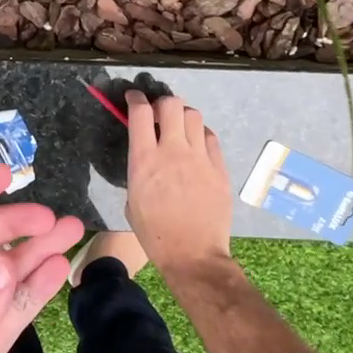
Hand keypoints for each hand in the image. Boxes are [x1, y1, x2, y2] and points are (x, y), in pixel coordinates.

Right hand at [124, 90, 232, 273]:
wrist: (193, 255)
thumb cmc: (154, 233)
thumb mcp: (132, 198)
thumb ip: (139, 169)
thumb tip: (147, 157)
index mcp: (144, 159)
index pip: (139, 112)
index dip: (135, 98)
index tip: (133, 97)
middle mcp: (173, 151)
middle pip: (171, 104)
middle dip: (163, 102)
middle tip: (159, 113)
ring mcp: (200, 158)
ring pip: (194, 116)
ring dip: (183, 116)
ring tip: (179, 128)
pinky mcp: (220, 169)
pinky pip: (210, 138)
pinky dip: (201, 135)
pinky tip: (197, 146)